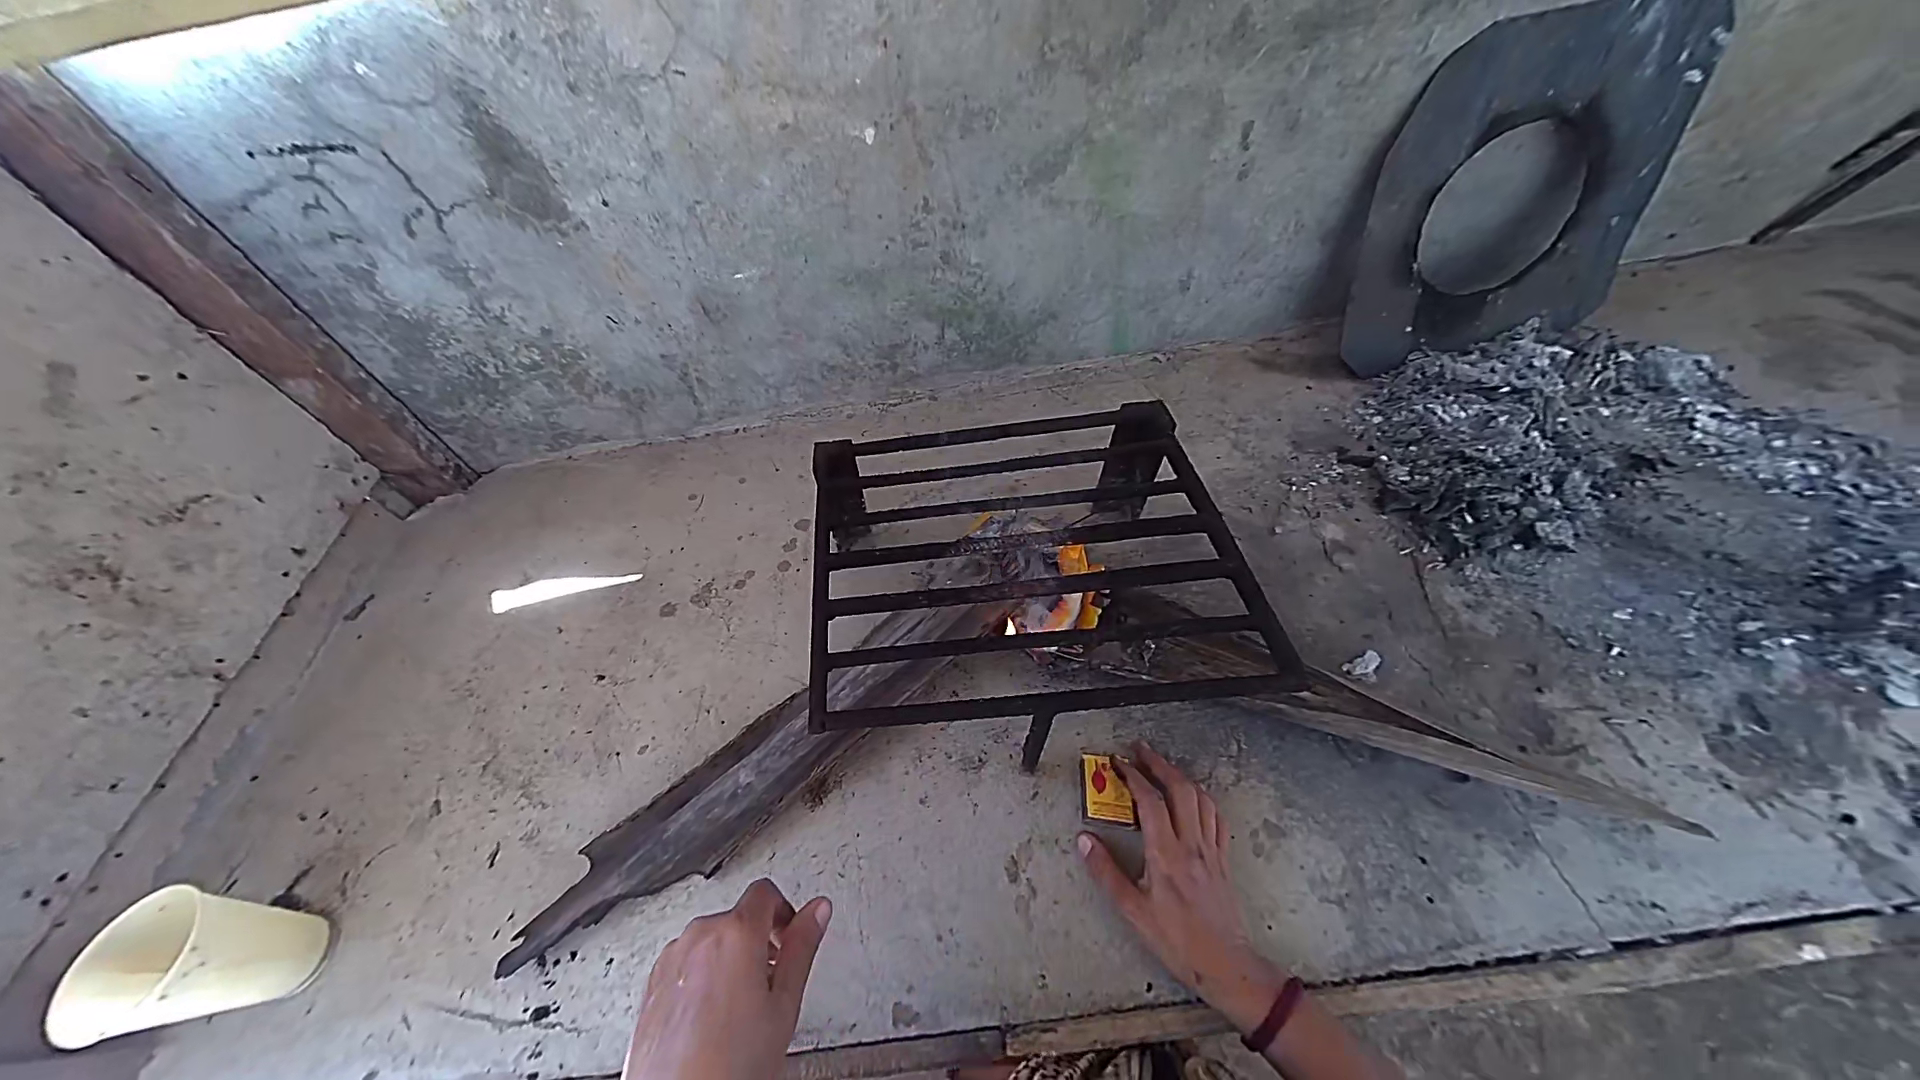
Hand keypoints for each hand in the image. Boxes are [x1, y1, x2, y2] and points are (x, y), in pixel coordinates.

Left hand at [623, 879, 831, 1079]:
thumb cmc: (728, 1067)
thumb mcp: (784, 1004)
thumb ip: (803, 946)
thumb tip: (818, 910)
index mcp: (735, 934)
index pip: (766, 892)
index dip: (785, 912)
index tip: (791, 935)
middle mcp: (699, 937)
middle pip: (739, 917)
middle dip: (759, 940)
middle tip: (771, 981)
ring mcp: (671, 960)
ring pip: (712, 940)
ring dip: (731, 957)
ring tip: (742, 1007)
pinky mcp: (652, 985)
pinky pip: (687, 962)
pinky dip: (703, 975)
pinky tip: (713, 1017)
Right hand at [1076, 742, 1286, 1032]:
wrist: (1227, 965)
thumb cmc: (1178, 941)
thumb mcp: (1133, 911)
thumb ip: (1106, 873)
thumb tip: (1085, 840)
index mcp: (1166, 854)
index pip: (1149, 801)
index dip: (1132, 776)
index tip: (1118, 763)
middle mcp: (1191, 845)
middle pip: (1179, 788)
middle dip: (1158, 763)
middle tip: (1139, 750)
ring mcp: (1211, 849)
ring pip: (1200, 798)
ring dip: (1180, 775)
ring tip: (1163, 766)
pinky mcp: (1223, 858)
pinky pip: (1216, 816)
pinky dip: (1202, 797)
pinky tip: (1194, 796)